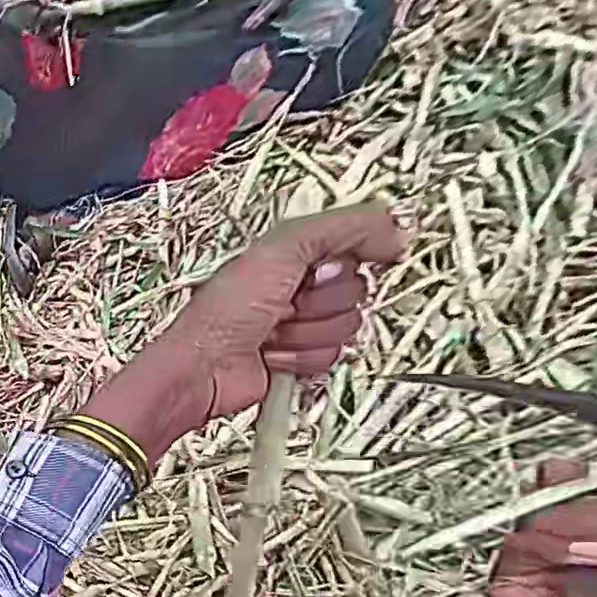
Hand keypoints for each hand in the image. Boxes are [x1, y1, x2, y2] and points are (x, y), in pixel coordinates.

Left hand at [159, 203, 407, 418]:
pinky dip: (301, 359)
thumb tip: (396, 233)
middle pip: (355, 290)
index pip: (353, 251)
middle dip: (322, 302)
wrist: (199, 371)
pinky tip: (269, 358)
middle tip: (283, 309)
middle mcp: (291, 293)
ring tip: (270, 335)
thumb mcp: (281, 249)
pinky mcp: (294, 363)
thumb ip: (345, 226)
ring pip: (346, 326)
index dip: (340, 264)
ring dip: (308, 332)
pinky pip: (331, 357)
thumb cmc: (221, 314)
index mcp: (286, 261)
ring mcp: (293, 329)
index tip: (315, 271)